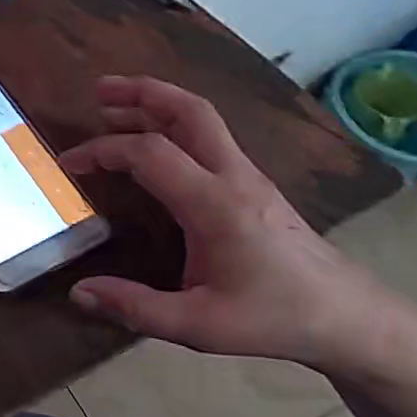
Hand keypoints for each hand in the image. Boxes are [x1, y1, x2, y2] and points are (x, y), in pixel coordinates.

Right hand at [60, 76, 416, 371]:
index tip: (70, 163)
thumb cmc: (272, 318)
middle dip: (141, 93)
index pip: (151, 154)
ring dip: (159, 104)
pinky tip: (157, 142)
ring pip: (203, 120)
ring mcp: (248, 177)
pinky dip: (176, 125)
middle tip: (99, 90)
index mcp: (214, 204)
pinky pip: (211, 139)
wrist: (347, 317)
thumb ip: (135, 308)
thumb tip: (79, 293)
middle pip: (188, 112)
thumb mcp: (196, 326)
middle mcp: (233, 177)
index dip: (105, 150)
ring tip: (117, 105)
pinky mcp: (255, 186)